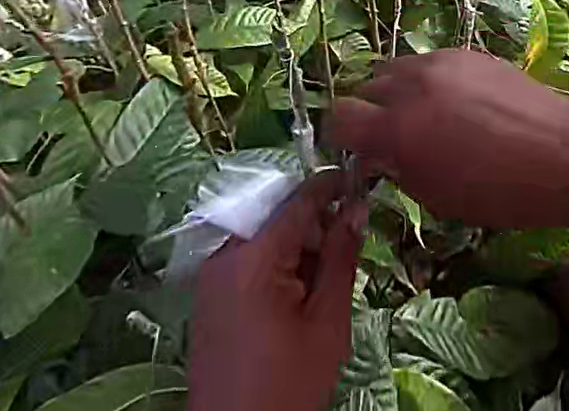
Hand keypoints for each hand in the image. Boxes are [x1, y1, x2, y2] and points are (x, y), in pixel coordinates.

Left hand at [189, 170, 368, 410]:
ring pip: (266, 237)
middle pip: (280, 217)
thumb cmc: (287, 386)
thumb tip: (357, 207)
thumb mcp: (327, 321)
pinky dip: (277, 264)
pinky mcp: (209, 297)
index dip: (332, 185)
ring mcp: (213, 277)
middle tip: (346, 249)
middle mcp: (226, 256)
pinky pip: (249, 260)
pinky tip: (297, 296)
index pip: (299, 200)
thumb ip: (342, 256)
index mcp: (254, 257)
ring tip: (322, 283)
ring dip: (298, 246)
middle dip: (316, 225)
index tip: (359, 181)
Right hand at [329, 49, 568, 228]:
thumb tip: (377, 152)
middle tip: (394, 136)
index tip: (359, 149)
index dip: (343, 135)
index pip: (340, 116)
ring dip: (399, 92)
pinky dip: (429, 81)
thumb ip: (396, 167)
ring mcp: (440, 61)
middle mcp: (410, 84)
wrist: (562, 150)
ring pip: (397, 69)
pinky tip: (456, 103)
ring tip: (426, 117)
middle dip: (371, 112)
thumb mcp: (436, 195)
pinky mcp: (466, 51)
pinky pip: (430, 63)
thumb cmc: (500, 191)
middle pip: (367, 87)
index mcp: (397, 127)